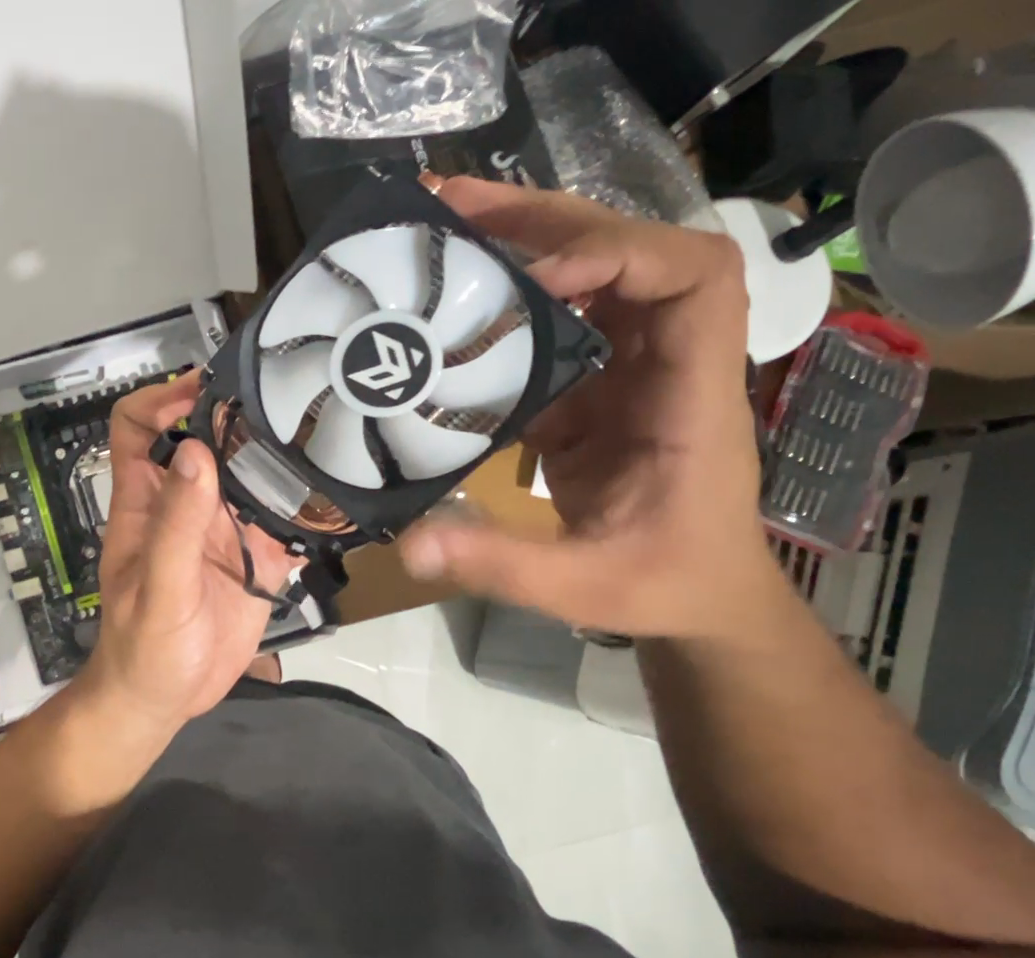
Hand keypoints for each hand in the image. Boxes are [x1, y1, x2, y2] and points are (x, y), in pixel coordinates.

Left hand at [67, 372, 301, 731]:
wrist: (165, 699)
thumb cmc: (144, 646)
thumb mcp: (157, 587)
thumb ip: (176, 525)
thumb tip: (196, 452)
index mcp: (146, 501)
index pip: (137, 427)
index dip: (162, 399)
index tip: (207, 386)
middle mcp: (186, 502)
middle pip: (207, 437)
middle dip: (239, 414)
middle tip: (293, 395)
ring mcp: (223, 527)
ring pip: (251, 471)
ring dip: (281, 452)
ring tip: (329, 428)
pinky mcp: (257, 557)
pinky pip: (284, 517)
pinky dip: (309, 503)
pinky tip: (342, 488)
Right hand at [399, 177, 789, 641]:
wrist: (701, 596)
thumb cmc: (668, 585)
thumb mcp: (585, 586)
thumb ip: (502, 563)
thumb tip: (410, 544)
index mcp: (690, 396)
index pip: (696, 279)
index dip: (621, 255)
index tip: (538, 275)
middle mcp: (665, 363)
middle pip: (631, 251)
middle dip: (546, 220)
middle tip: (453, 206)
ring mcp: (628, 371)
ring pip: (590, 275)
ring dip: (522, 242)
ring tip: (442, 226)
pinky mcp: (591, 390)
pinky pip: (553, 325)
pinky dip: (502, 304)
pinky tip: (447, 303)